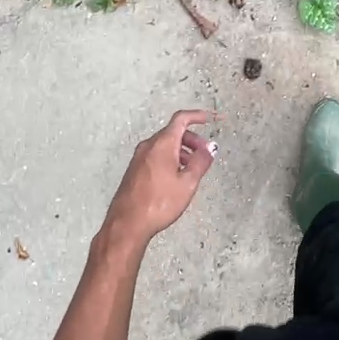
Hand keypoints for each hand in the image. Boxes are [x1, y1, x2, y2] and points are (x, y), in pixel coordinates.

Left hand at [100, 110, 216, 250]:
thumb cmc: (157, 203)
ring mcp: (139, 157)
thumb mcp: (187, 183)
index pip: (181, 119)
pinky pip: (156, 155)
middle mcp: (148, 146)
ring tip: (193, 168)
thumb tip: (210, 147)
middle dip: (193, 139)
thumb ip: (201, 161)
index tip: (210, 118)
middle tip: (205, 152)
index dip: (198, 116)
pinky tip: (176, 177)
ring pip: (164, 144)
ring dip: (182, 150)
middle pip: (173, 132)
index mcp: (162, 144)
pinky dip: (170, 158)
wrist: (128, 223)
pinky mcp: (135, 169)